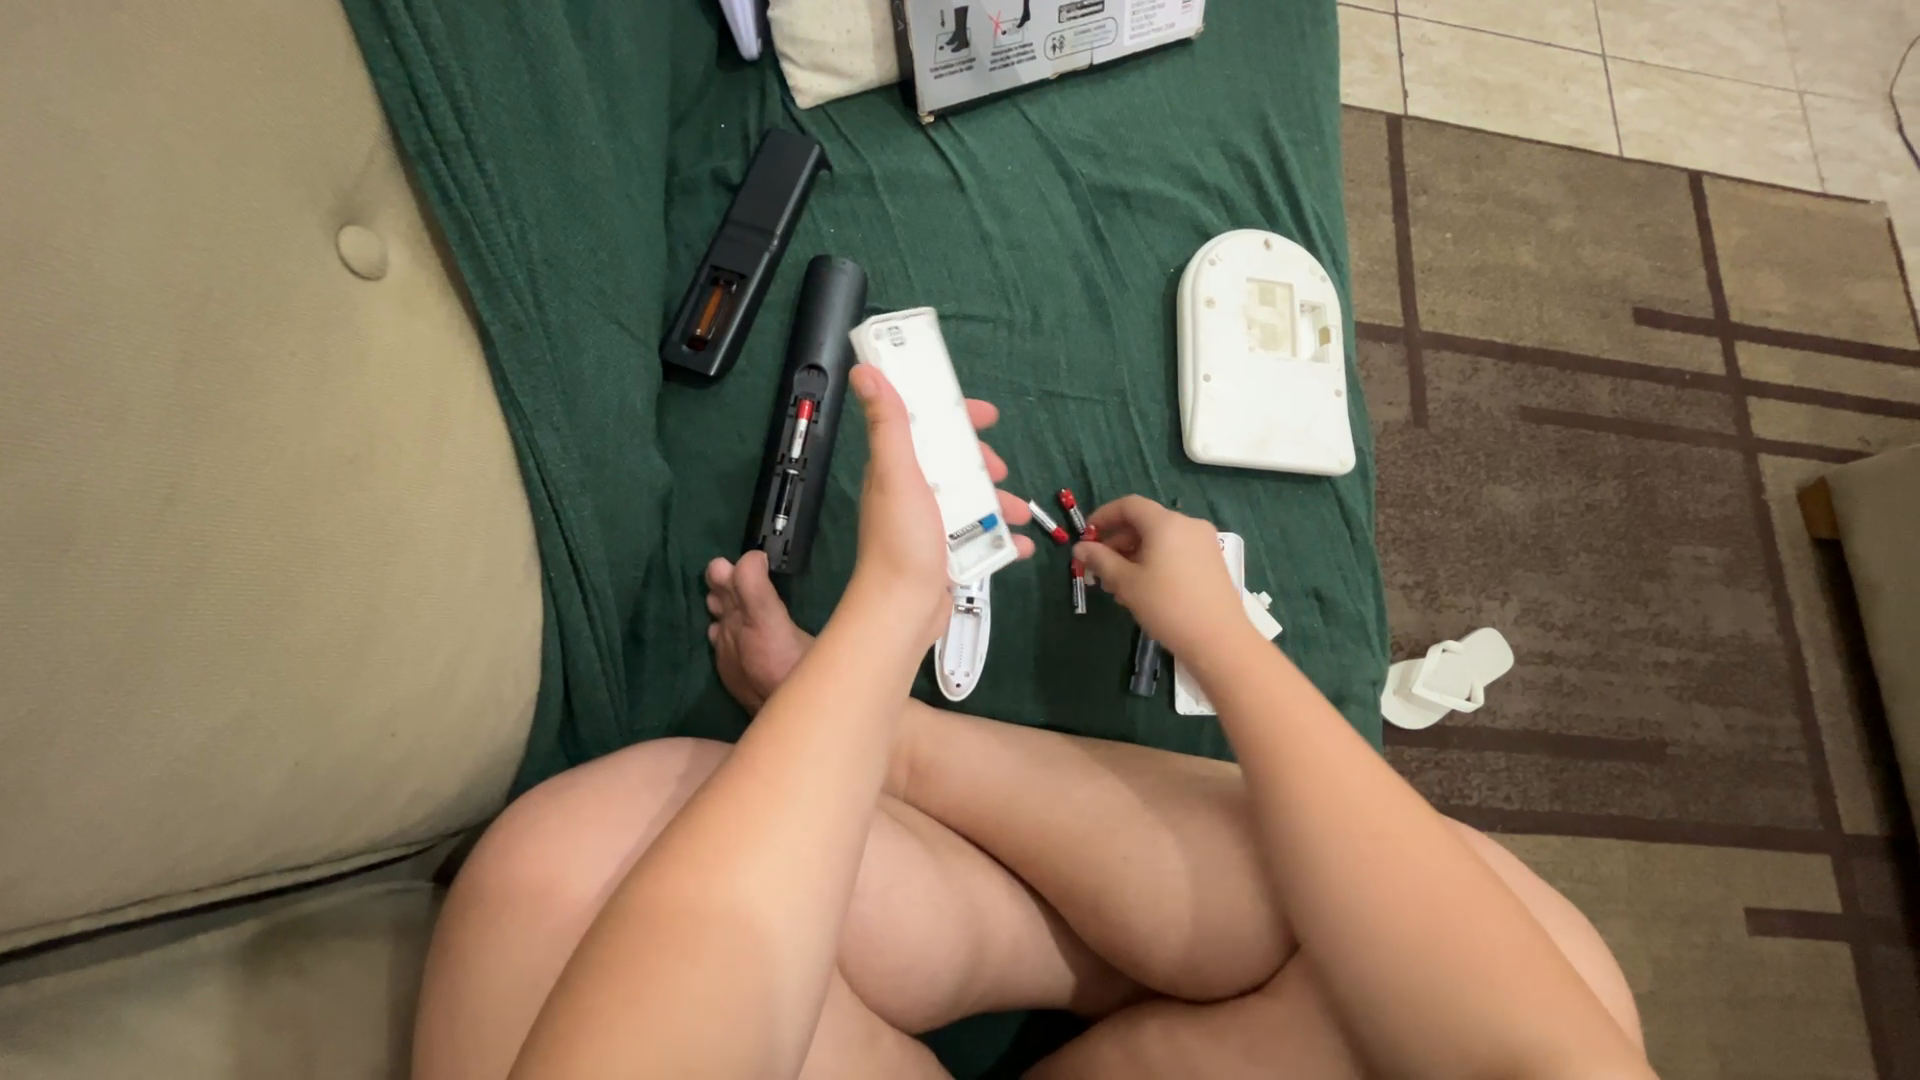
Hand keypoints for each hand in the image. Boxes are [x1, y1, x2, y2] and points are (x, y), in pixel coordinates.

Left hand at [844, 366, 1034, 647]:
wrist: (903, 609)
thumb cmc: (902, 539)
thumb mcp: (897, 474)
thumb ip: (888, 424)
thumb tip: (864, 370)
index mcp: (897, 469)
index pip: (926, 426)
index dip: (955, 414)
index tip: (988, 414)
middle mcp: (911, 493)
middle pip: (954, 463)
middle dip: (983, 462)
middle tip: (1000, 469)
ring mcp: (929, 526)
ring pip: (971, 501)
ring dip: (999, 502)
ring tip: (1021, 515)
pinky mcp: (944, 555)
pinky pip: (979, 539)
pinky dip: (1001, 540)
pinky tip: (1020, 547)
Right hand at [1074, 496, 1248, 659]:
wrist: (1219, 639)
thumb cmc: (1167, 606)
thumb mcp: (1126, 582)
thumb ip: (1100, 560)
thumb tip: (1080, 548)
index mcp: (1166, 523)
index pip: (1128, 505)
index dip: (1103, 517)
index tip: (1086, 537)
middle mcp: (1187, 524)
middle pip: (1144, 522)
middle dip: (1116, 542)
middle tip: (1098, 569)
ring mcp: (1203, 543)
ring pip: (1159, 539)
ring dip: (1133, 555)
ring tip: (1118, 585)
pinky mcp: (1211, 561)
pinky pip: (1175, 551)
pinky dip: (1154, 561)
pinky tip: (1143, 589)